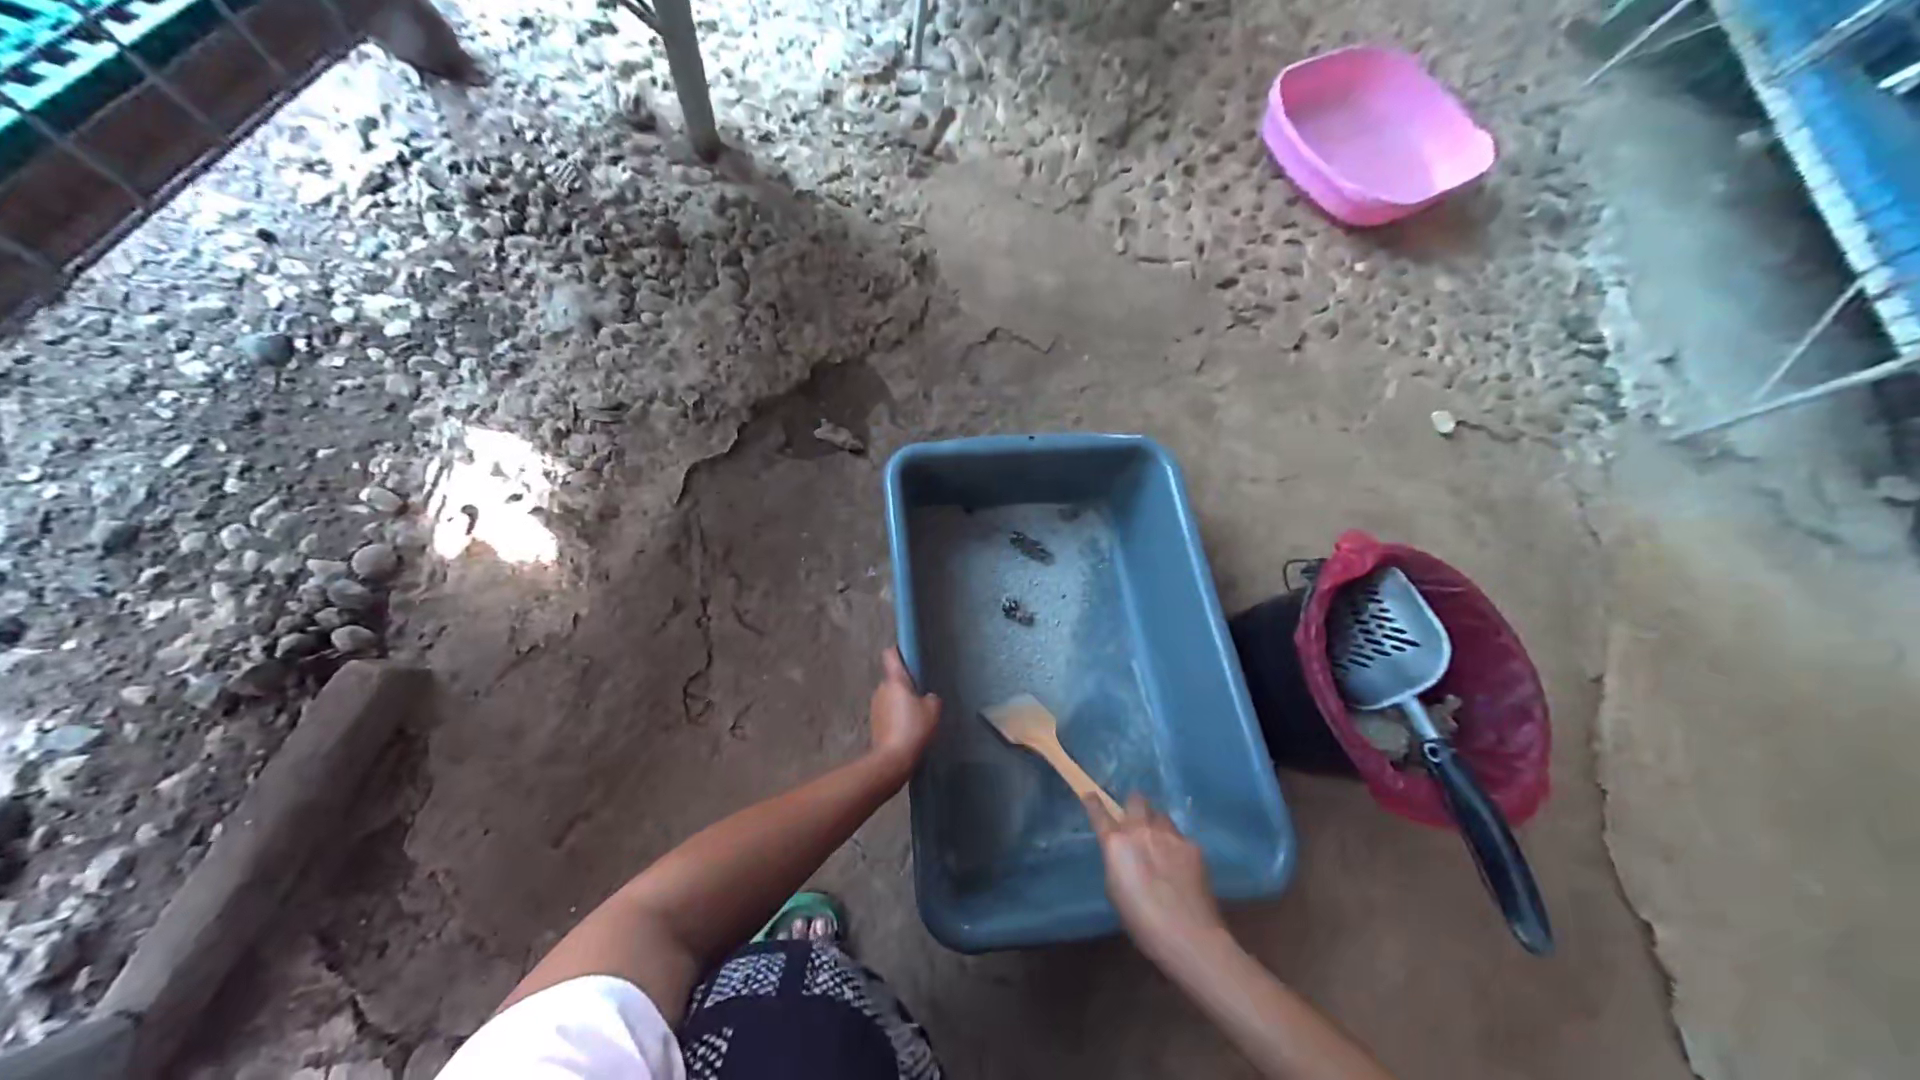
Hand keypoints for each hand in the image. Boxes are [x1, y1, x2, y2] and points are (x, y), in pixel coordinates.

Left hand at [868, 647, 940, 770]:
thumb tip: (926, 698)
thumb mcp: (933, 710)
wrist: (893, 759)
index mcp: (895, 681)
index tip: (909, 656)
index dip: (899, 652)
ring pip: (891, 697)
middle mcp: (881, 689)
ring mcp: (875, 706)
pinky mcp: (875, 723)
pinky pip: (888, 713)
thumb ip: (931, 698)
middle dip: (906, 686)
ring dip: (901, 703)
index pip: (890, 656)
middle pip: (894, 679)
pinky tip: (909, 730)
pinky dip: (897, 717)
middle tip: (922, 696)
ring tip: (917, 717)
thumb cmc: (913, 728)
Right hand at [1084, 793, 1225, 960]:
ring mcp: (1170, 835)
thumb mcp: (1115, 891)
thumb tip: (1123, 854)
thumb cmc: (1142, 922)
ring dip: (1156, 824)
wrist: (1189, 935)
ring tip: (1161, 844)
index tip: (1090, 796)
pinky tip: (1181, 866)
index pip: (1099, 812)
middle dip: (1134, 806)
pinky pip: (1180, 837)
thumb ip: (1116, 863)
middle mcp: (1141, 831)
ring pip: (1161, 815)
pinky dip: (1176, 846)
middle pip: (1136, 799)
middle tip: (1135, 822)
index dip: (1093, 802)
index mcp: (1116, 844)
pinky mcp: (1193, 846)